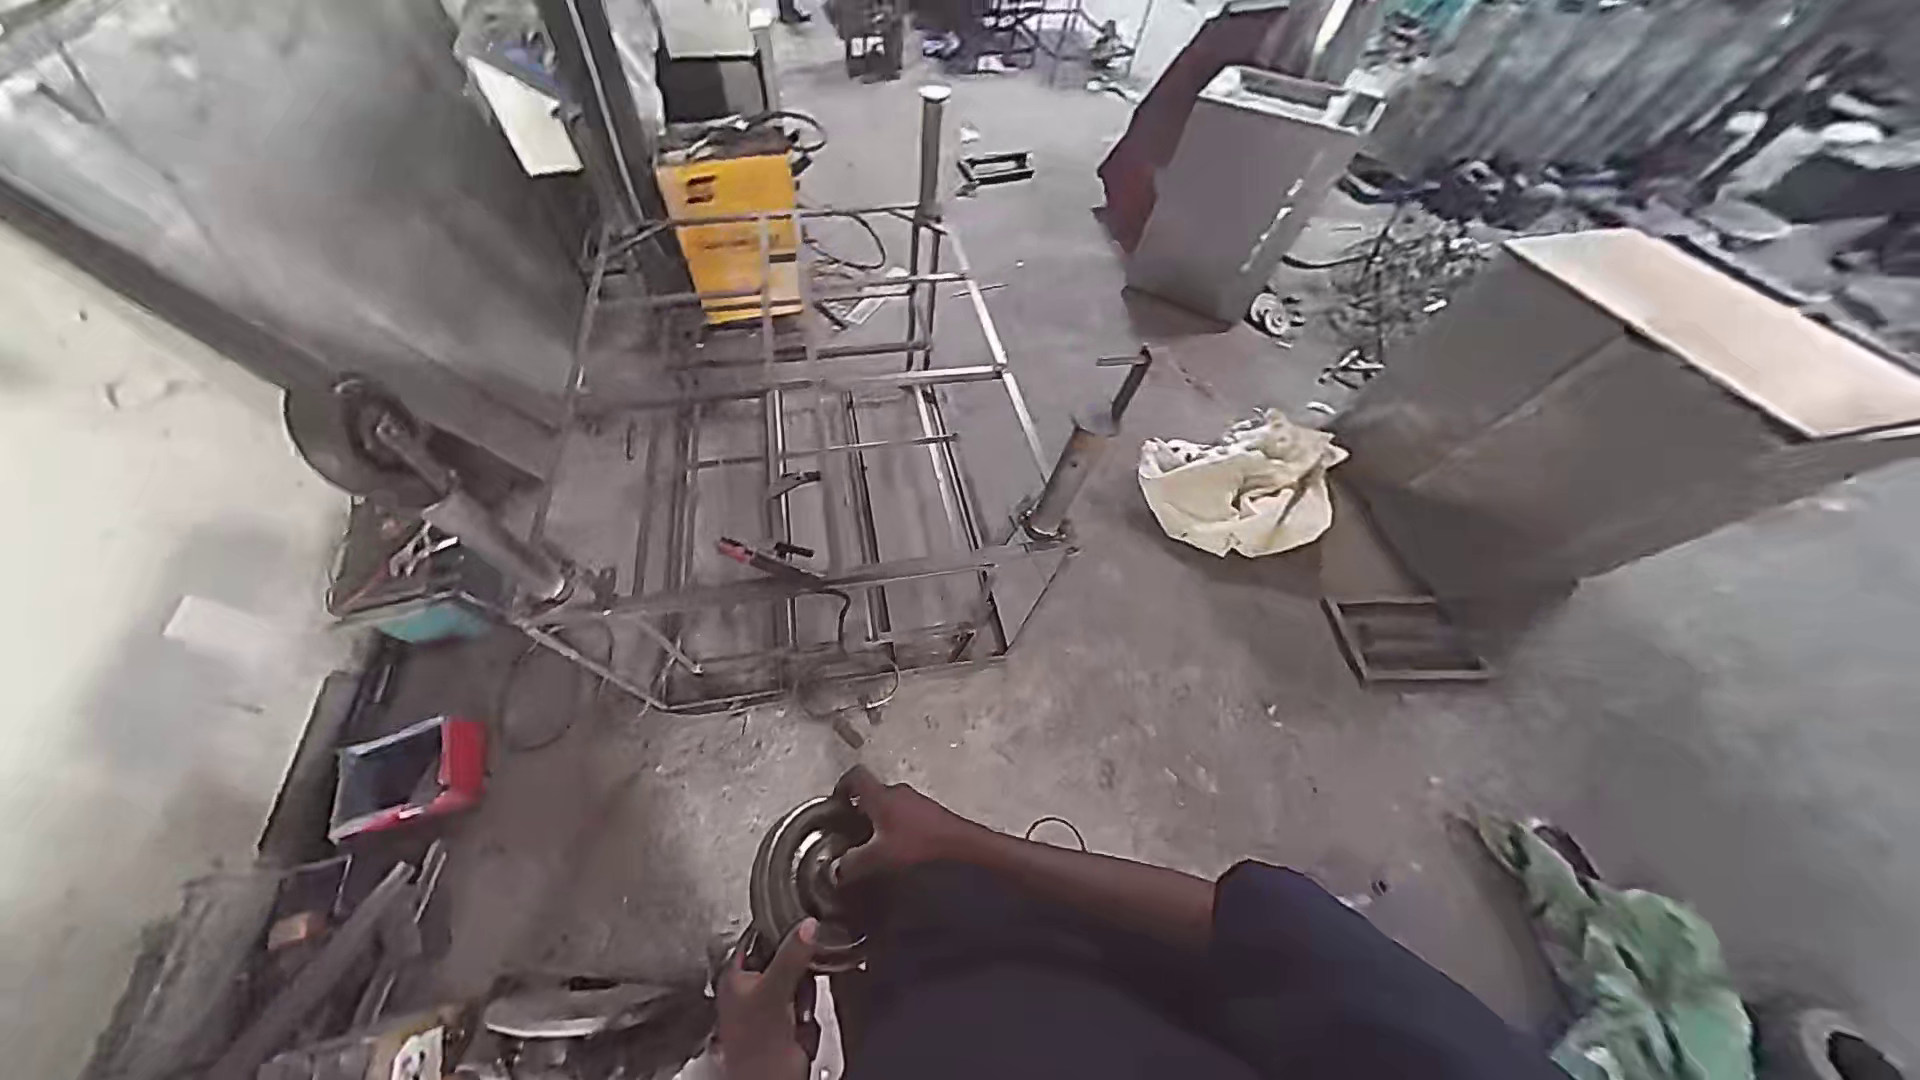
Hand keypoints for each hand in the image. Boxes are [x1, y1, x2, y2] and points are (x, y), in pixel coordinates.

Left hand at [717, 920, 818, 1079]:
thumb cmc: (757, 1052)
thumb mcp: (774, 993)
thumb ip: (791, 956)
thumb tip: (808, 924)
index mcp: (734, 976)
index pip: (756, 933)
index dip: (777, 922)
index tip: (799, 912)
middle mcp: (749, 985)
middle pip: (781, 950)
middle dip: (797, 960)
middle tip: (801, 970)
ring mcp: (769, 1001)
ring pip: (796, 971)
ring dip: (804, 985)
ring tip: (798, 1007)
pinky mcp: (787, 1016)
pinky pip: (805, 993)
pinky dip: (808, 1003)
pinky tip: (802, 1020)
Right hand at [833, 765, 990, 883]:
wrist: (957, 842)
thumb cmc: (916, 843)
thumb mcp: (879, 857)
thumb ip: (853, 863)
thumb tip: (835, 870)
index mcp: (881, 795)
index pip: (856, 775)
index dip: (842, 784)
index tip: (834, 801)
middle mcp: (896, 791)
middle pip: (870, 791)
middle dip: (857, 808)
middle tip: (848, 830)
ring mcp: (913, 798)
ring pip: (886, 802)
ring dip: (875, 817)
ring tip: (870, 842)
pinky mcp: (926, 810)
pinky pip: (901, 811)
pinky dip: (892, 823)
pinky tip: (894, 845)